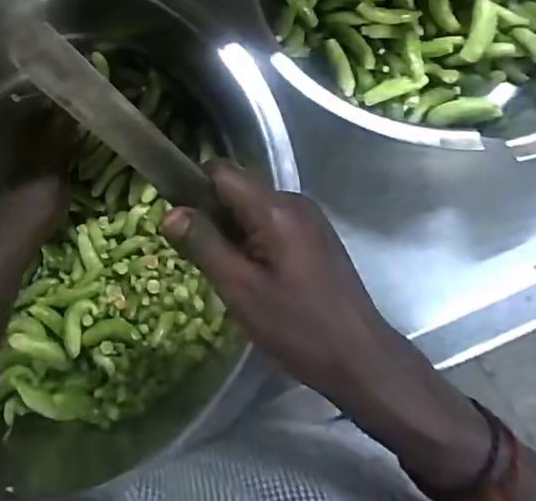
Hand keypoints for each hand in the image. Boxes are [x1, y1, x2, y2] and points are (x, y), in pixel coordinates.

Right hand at [161, 163, 488, 484]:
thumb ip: (202, 244)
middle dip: (215, 217)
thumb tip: (169, 212)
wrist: (366, 364)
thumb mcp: (240, 290)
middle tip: (208, 260)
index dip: (195, 189)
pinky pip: (273, 222)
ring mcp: (310, 218)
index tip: (184, 222)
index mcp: (274, 208)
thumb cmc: (299, 328)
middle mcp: (294, 201)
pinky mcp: (318, 236)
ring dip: (235, 232)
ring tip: (235, 275)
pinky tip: (261, 279)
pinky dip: (257, 241)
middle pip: (237, 189)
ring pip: (253, 208)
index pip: (220, 171)